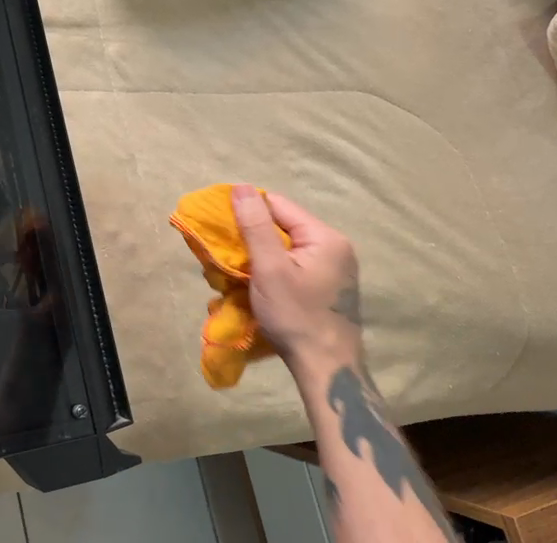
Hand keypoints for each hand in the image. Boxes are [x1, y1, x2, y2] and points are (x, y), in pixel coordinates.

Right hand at [231, 185, 361, 373]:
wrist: (326, 370)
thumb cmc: (296, 315)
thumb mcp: (269, 268)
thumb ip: (255, 225)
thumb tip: (240, 187)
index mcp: (325, 237)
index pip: (277, 205)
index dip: (247, 212)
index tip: (222, 229)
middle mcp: (334, 247)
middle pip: (281, 225)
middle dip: (251, 236)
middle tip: (228, 254)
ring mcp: (334, 268)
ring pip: (284, 245)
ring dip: (259, 253)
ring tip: (240, 270)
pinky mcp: (327, 285)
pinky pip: (292, 262)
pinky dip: (271, 267)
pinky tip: (259, 283)